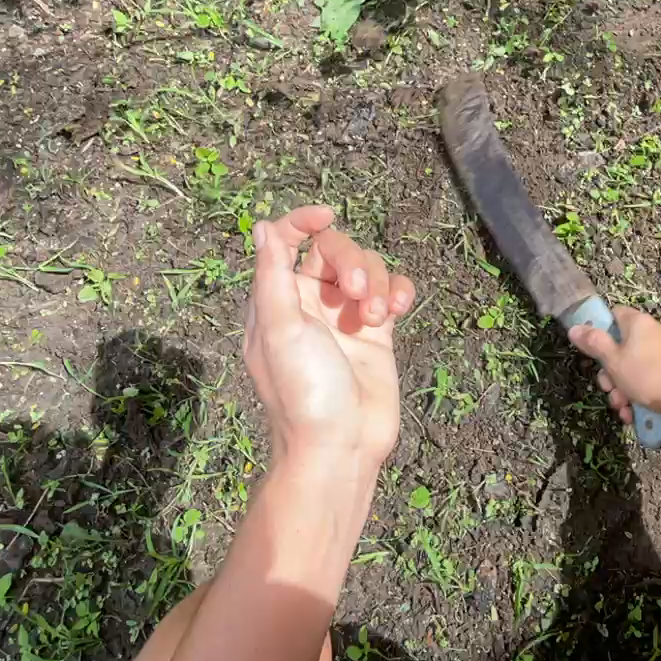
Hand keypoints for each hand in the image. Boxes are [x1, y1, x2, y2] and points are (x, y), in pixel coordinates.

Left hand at [245, 206, 414, 475]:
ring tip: (375, 318)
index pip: (286, 241)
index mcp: (278, 299)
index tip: (326, 215)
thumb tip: (261, 226)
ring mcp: (345, 315)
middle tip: (354, 293)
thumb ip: (272, 274)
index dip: (302, 221)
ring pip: (369, 268)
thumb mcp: (280, 329)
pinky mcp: (377, 330)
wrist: (341, 445)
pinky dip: (398, 290)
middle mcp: (311, 302)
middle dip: (351, 263)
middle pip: (336, 250)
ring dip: (377, 283)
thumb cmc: (303, 390)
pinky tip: (399, 307)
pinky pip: (392, 290)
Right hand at [567, 307, 660, 429]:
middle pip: (620, 346)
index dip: (599, 331)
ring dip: (621, 389)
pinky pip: (646, 379)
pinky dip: (637, 394)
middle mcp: (652, 333)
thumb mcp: (613, 360)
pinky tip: (633, 413)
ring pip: (631, 367)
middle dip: (610, 372)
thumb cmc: (647, 376)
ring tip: (622, 407)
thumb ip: (594, 343)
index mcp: (638, 322)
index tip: (592, 351)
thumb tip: (574, 328)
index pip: (613, 315)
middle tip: (608, 388)